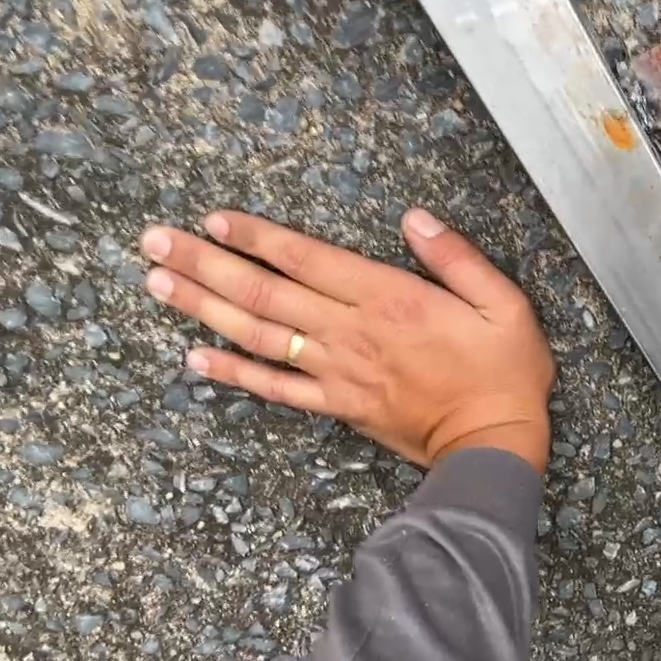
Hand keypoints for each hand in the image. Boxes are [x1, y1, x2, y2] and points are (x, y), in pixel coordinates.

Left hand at [138, 208, 554, 470]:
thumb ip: (459, 260)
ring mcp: (340, 372)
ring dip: (203, 307)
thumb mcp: (506, 305)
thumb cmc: (506, 372)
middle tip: (153, 240)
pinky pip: (275, 389)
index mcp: (391, 300)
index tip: (214, 219)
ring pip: (259, 335)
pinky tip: (194, 359)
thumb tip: (415, 219)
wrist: (495, 441)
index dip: (258, 237)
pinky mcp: (340, 406)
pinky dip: (232, 374)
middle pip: (266, 293)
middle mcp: (352, 332)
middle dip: (206, 263)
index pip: (308, 259)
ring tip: (156, 282)